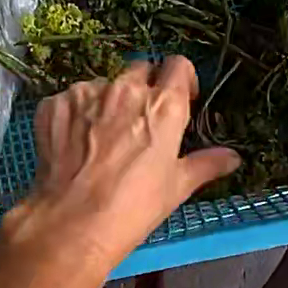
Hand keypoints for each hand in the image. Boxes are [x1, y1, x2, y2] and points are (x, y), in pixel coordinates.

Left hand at [0, 56, 238, 274]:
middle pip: (141, 70)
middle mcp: (126, 89)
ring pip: (104, 85)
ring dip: (109, 102)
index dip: (182, 80)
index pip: (179, 65)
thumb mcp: (178, 186)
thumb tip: (233, 157)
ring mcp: (86, 93)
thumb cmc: (136, 205)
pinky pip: (72, 100)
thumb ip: (207, 164)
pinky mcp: (54, 104)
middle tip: (142, 122)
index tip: (181, 99)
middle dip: (145, 89)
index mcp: (164, 105)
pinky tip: (77, 144)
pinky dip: (78, 115)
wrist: (72, 222)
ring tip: (105, 138)